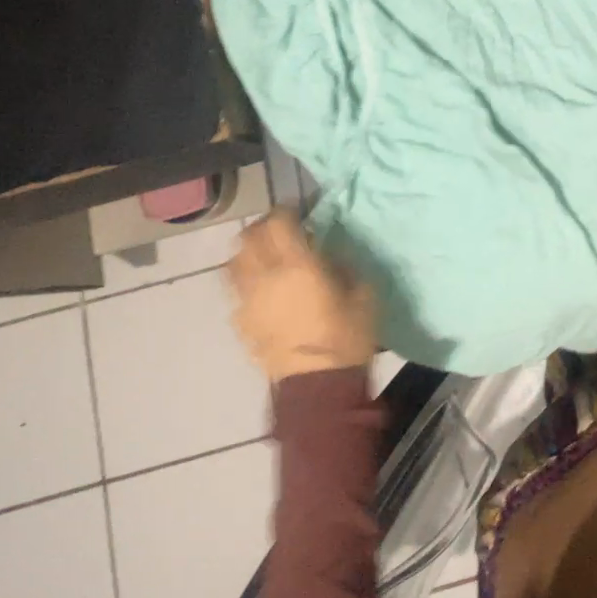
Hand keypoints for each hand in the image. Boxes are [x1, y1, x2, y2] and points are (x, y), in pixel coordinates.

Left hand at [229, 212, 375, 380]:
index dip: (286, 212)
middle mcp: (265, 276)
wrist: (318, 384)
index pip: (278, 223)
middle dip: (262, 228)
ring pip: (234, 263)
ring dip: (247, 253)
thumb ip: (343, 267)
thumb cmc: (347, 337)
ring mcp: (247, 300)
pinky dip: (247, 282)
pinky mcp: (241, 322)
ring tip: (264, 257)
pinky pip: (237, 292)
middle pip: (248, 238)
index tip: (298, 213)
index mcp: (297, 265)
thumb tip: (329, 256)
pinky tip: (263, 292)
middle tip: (279, 231)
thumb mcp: (362, 294)